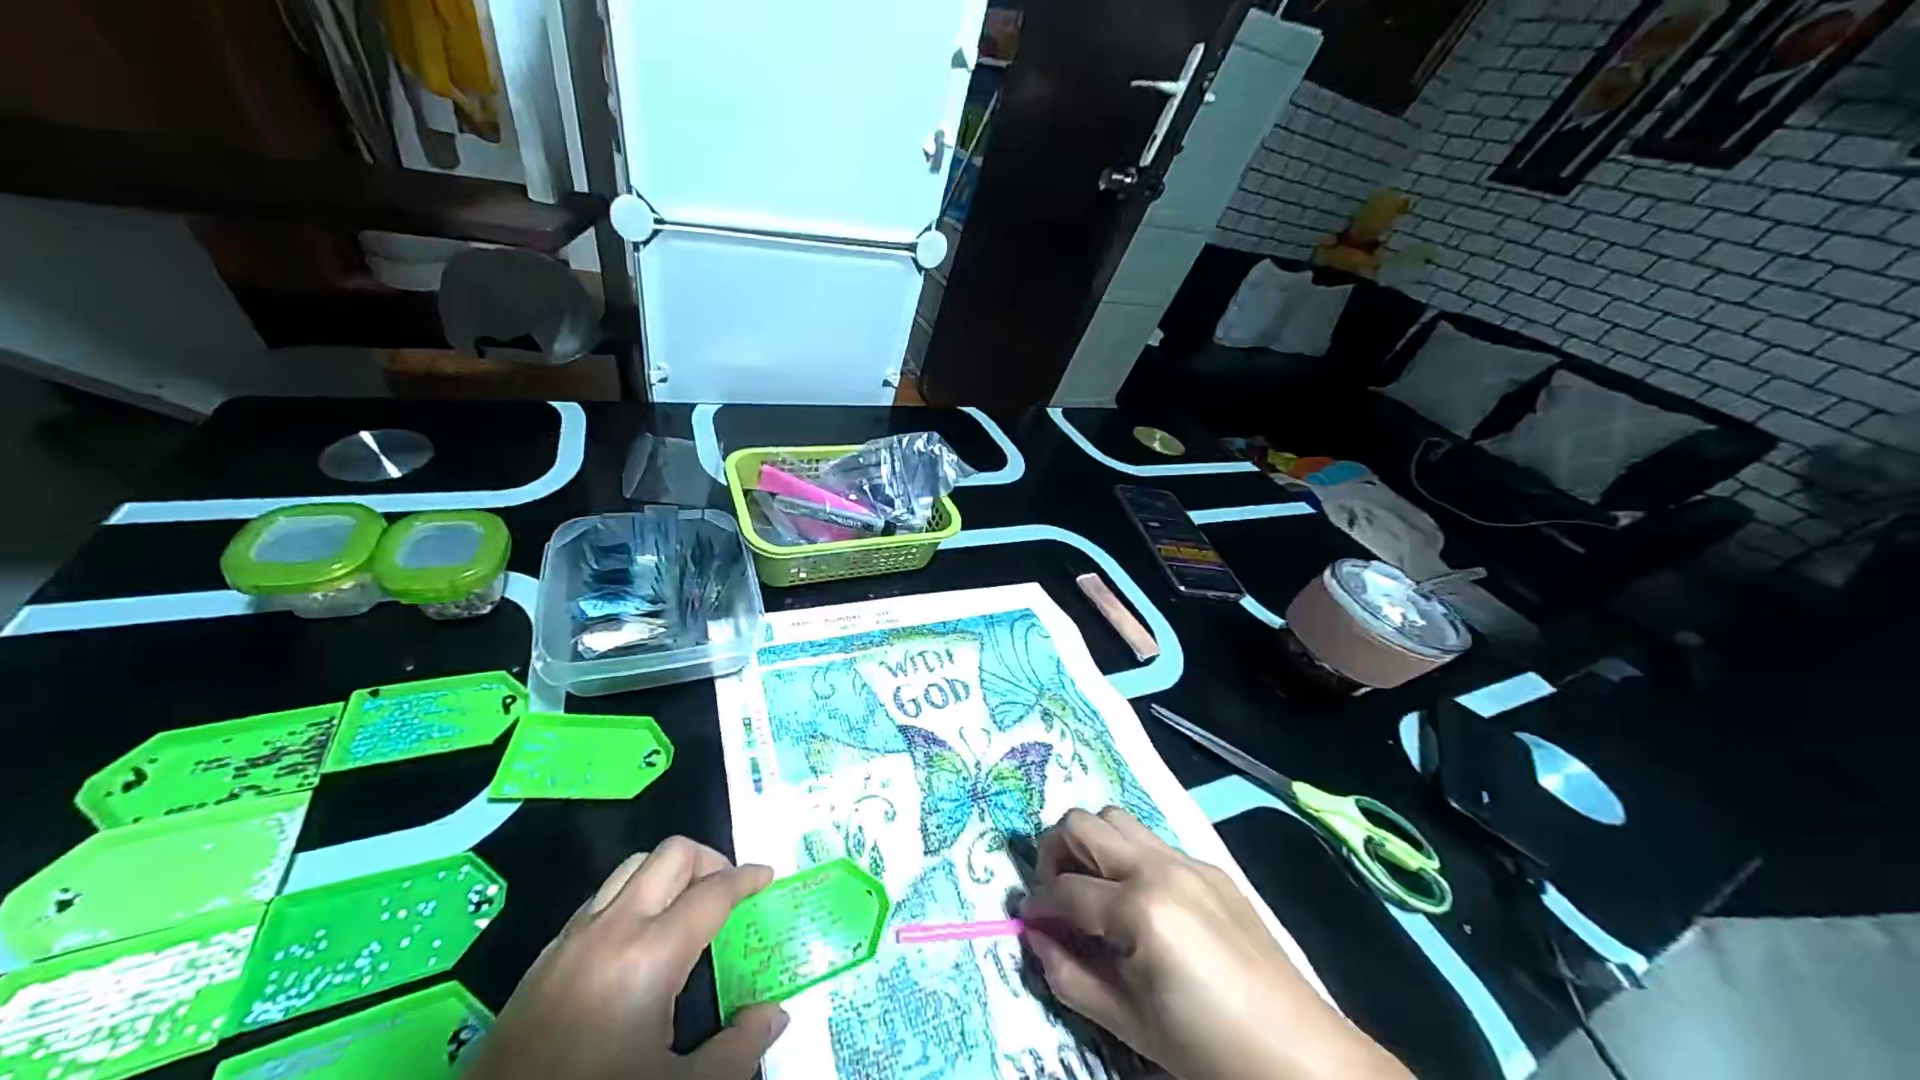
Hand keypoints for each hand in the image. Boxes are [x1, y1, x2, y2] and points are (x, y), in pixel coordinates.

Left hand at [466, 838, 788, 1079]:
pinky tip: (640, 938)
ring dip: (669, 872)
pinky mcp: (544, 958)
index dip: (747, 878)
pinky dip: (634, 894)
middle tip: (729, 891)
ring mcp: (572, 938)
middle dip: (710, 860)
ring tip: (687, 906)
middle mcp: (612, 929)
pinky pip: (601, 896)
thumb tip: (774, 1016)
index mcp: (651, 955)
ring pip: (632, 866)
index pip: (713, 892)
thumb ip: (736, 1051)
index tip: (768, 876)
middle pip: (671, 855)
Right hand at [1019, 808, 1411, 1079]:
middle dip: (1054, 852)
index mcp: (1140, 909)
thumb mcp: (1127, 1023)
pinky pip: (1153, 842)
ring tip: (1093, 890)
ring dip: (1092, 845)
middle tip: (1057, 892)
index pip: (1065, 890)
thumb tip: (1033, 935)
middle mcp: (1160, 868)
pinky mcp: (1210, 867)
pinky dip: (1129, 858)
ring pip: (1117, 819)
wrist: (1300, 1055)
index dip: (1038, 905)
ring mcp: (1189, 861)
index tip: (1030, 921)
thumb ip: (1069, 975)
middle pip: (1083, 823)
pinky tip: (1139, 903)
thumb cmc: (1207, 1047)